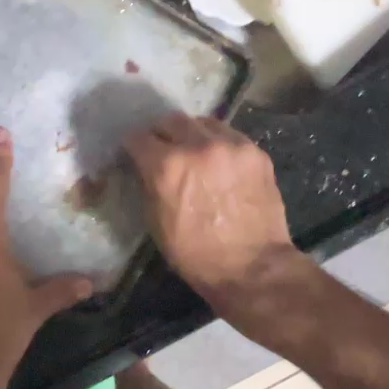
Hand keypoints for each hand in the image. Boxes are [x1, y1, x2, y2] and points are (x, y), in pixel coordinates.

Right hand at [125, 114, 305, 314]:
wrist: (251, 267)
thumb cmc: (195, 255)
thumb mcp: (157, 223)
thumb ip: (150, 186)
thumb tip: (147, 169)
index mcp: (167, 166)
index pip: (138, 138)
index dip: (132, 146)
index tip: (134, 153)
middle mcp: (198, 146)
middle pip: (171, 120)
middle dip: (162, 133)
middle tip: (163, 149)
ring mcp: (231, 146)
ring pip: (203, 122)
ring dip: (192, 134)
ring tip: (193, 151)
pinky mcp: (255, 152)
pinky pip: (230, 136)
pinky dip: (218, 144)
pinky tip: (219, 163)